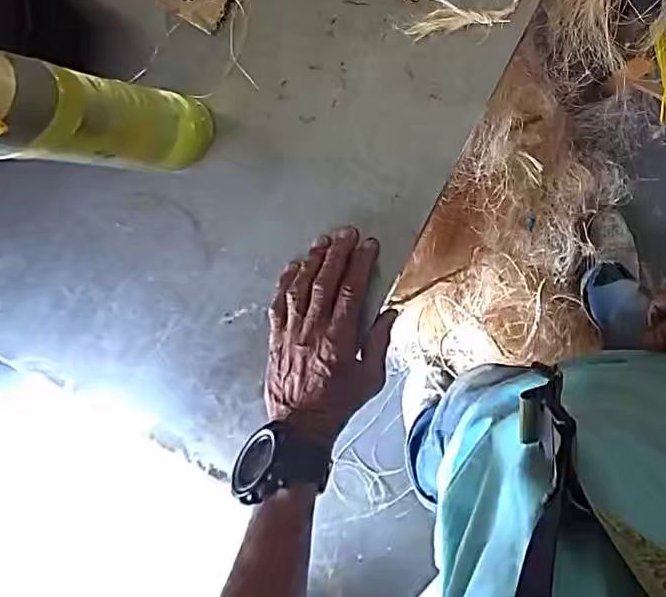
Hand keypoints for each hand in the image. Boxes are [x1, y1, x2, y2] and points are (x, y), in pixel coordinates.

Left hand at [266, 227, 395, 447]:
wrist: (298, 430)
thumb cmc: (337, 404)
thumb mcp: (370, 379)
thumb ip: (379, 343)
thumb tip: (389, 313)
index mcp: (339, 339)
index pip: (351, 290)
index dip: (360, 264)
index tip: (368, 246)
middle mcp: (314, 330)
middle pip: (325, 281)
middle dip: (338, 253)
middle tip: (346, 234)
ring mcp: (291, 332)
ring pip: (301, 287)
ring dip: (313, 261)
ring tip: (323, 242)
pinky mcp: (276, 338)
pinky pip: (279, 303)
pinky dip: (286, 282)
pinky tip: (294, 267)